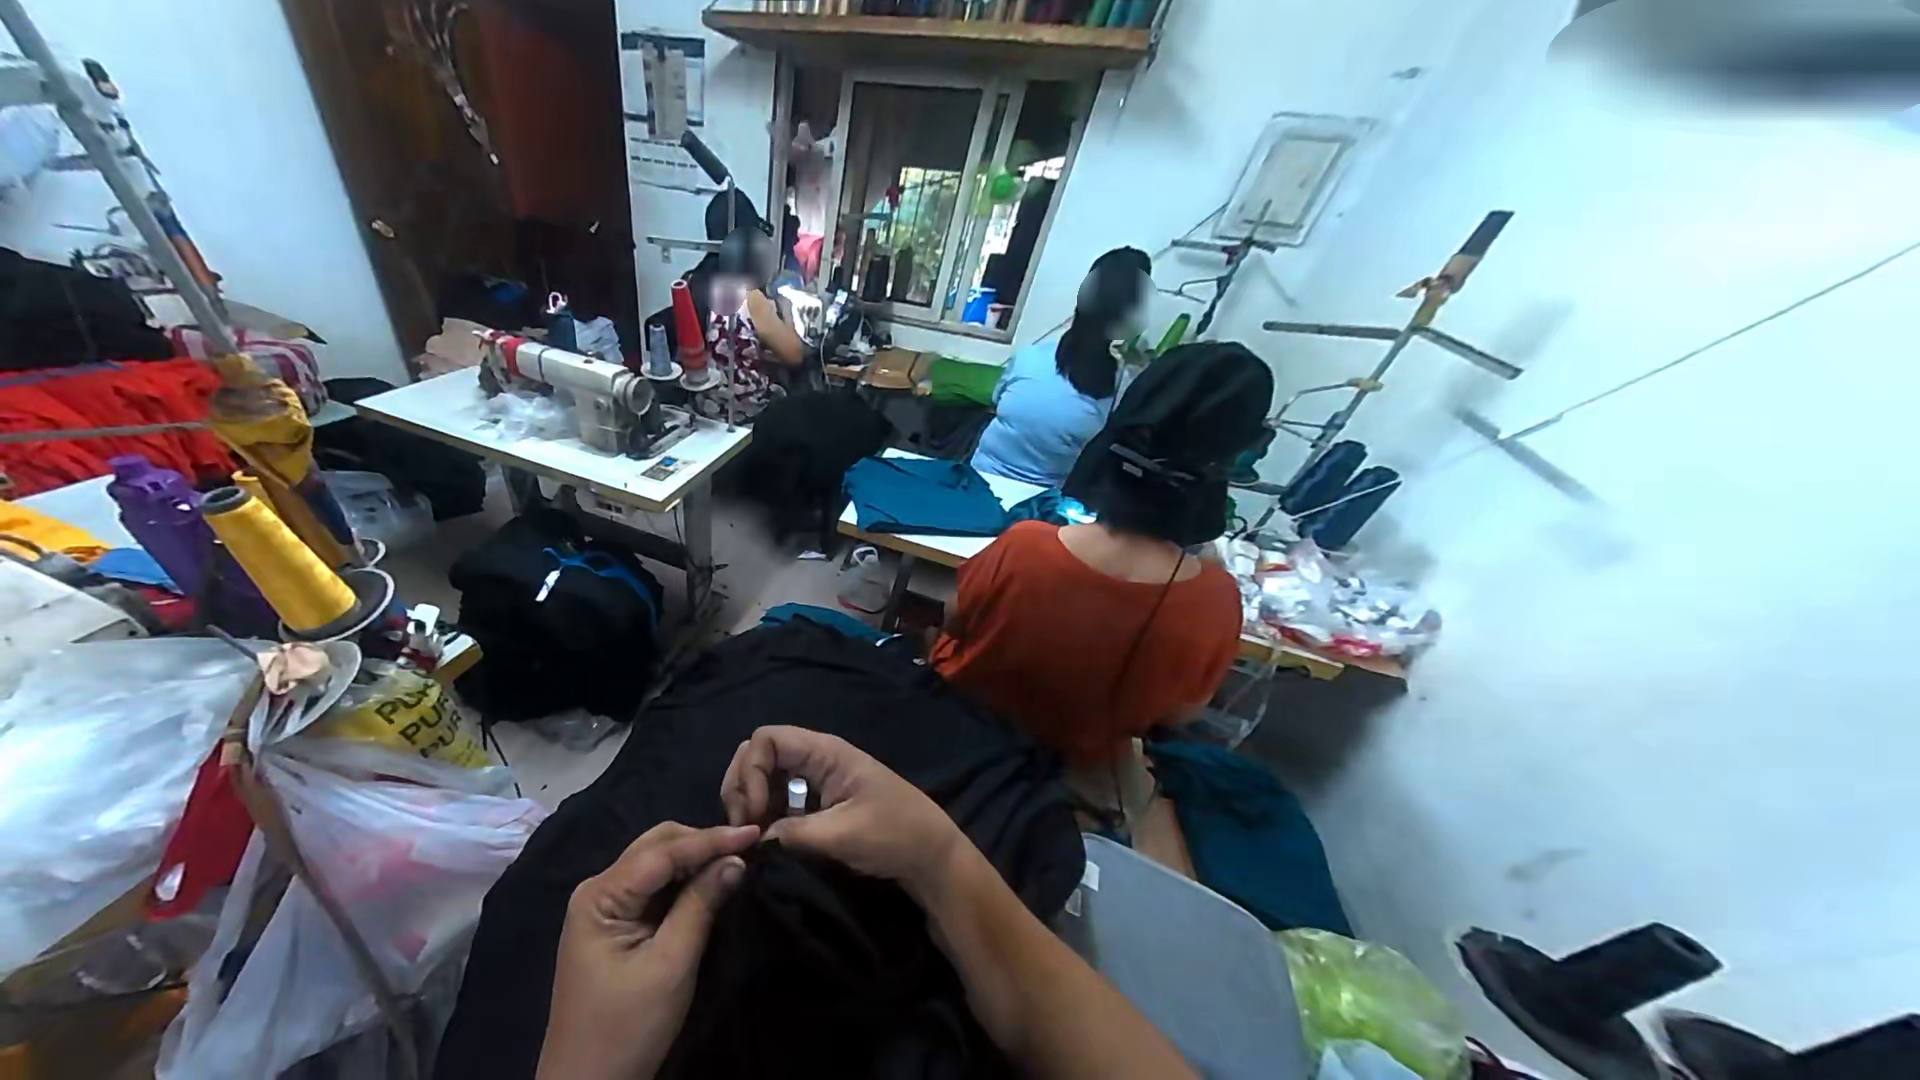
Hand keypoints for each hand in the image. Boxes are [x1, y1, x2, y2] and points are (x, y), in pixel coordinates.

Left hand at [537, 822, 759, 1079]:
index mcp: (599, 897)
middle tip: (748, 845)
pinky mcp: (618, 921)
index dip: (711, 839)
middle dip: (703, 841)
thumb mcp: (671, 964)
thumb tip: (737, 858)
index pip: (663, 851)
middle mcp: (598, 889)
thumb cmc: (626, 1029)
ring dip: (697, 855)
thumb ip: (702, 903)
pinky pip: (657, 882)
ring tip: (737, 856)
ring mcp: (606, 905)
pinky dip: (687, 875)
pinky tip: (713, 876)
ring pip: (659, 859)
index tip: (755, 832)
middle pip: (658, 845)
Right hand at [720, 725, 967, 899]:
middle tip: (744, 826)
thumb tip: (753, 838)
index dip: (750, 771)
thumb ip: (793, 832)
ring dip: (750, 801)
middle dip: (742, 784)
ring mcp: (816, 779)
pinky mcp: (817, 801)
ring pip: (765, 776)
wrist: (929, 853)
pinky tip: (765, 838)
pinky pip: (778, 796)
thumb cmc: (893, 834)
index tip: (754, 813)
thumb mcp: (842, 834)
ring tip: (752, 835)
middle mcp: (816, 757)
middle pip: (759, 753)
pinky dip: (764, 813)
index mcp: (826, 752)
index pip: (767, 738)